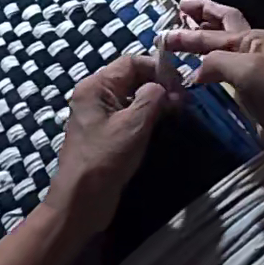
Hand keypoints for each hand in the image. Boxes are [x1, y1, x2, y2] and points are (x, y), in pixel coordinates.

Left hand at [44, 55, 174, 233]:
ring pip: (131, 97)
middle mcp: (94, 95)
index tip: (181, 83)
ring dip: (154, 101)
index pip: (130, 63)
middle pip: (130, 78)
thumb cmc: (105, 159)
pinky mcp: (104, 133)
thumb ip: (151, 98)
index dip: (157, 68)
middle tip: (183, 100)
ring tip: (177, 112)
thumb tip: (163, 87)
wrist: (80, 201)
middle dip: (158, 85)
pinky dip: (146, 116)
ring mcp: (98, 115)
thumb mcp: (133, 125)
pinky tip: (162, 124)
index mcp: (95, 86)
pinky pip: (128, 114)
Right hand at [161, 0, 263, 189]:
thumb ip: (216, 62)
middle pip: (224, 26)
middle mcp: (256, 50)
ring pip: (224, 49)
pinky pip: (225, 74)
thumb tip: (194, 72)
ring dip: (204, 40)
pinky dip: (208, 68)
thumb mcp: (248, 71)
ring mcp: (255, 73)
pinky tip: (196, 73)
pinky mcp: (253, 96)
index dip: (188, 32)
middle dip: (202, 15)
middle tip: (178, 9)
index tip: (162, 34)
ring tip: (182, 35)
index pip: (217, 29)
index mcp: (258, 38)